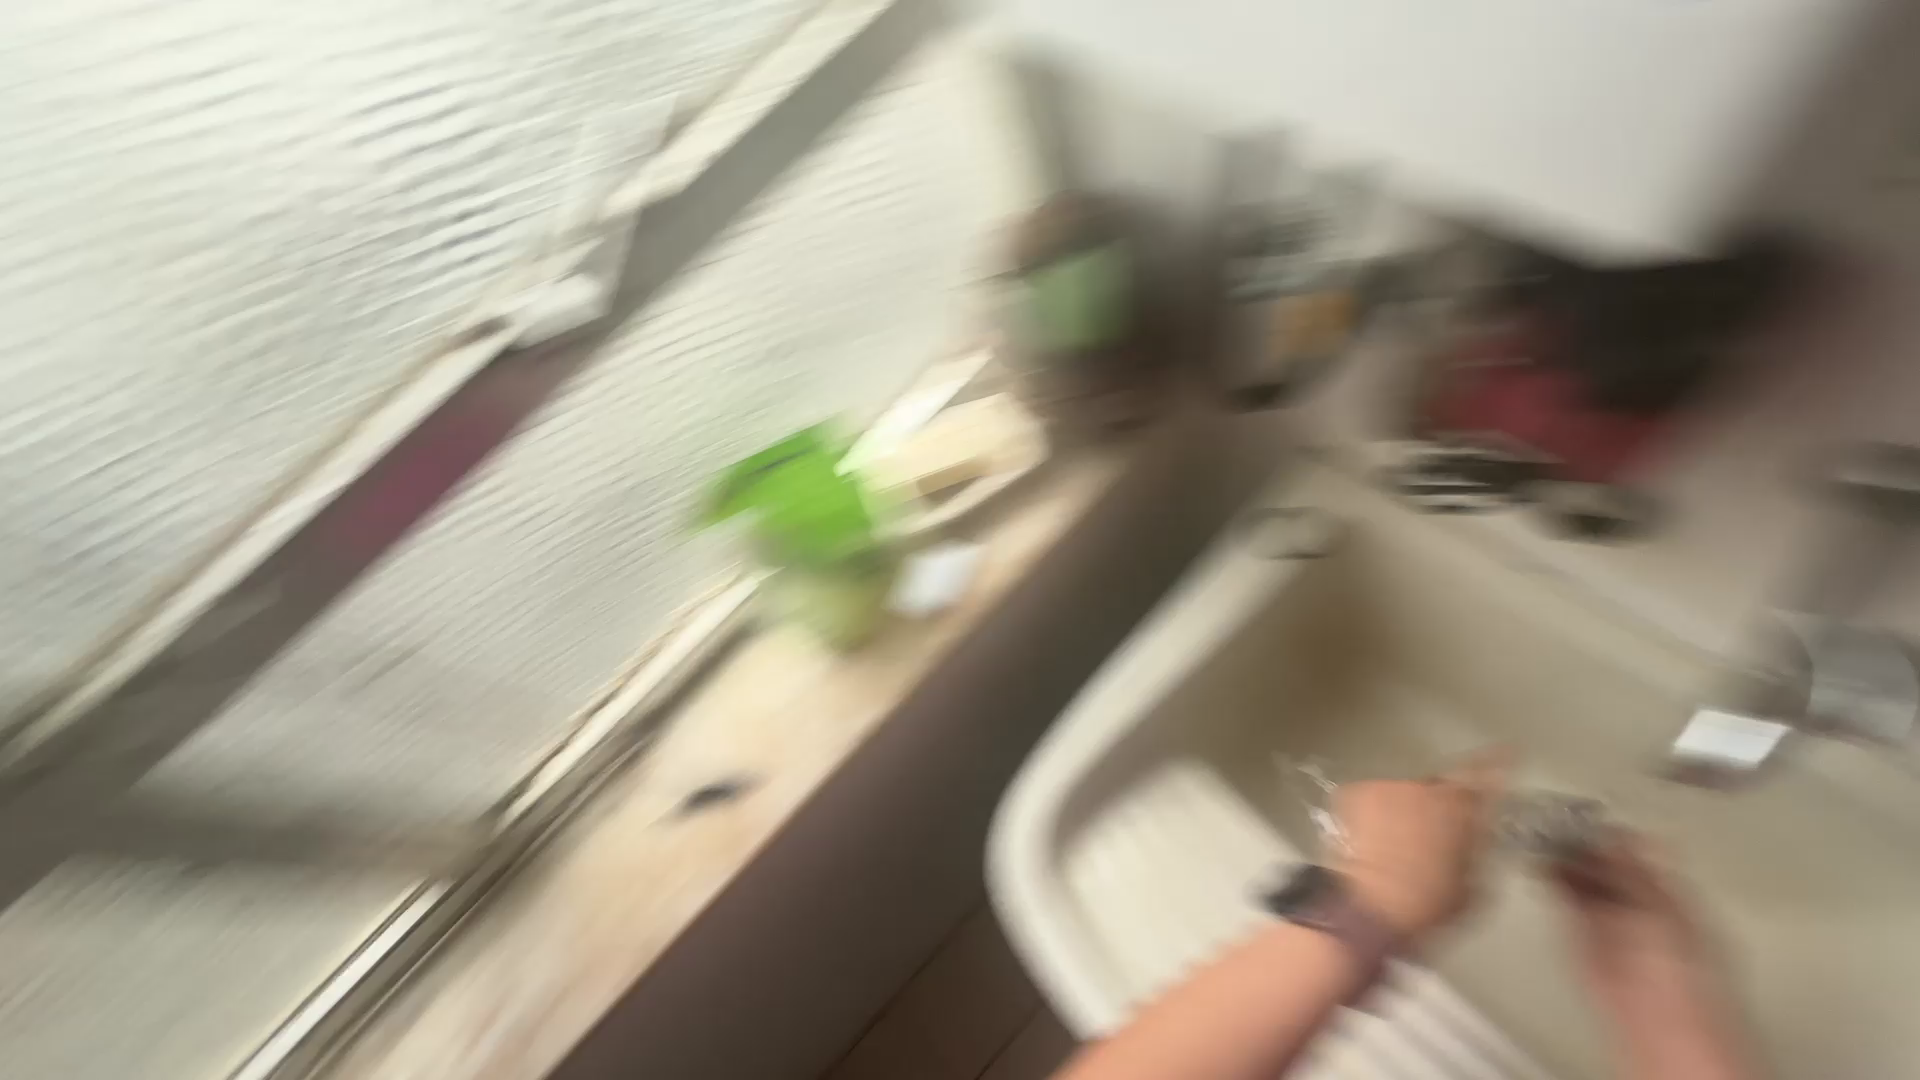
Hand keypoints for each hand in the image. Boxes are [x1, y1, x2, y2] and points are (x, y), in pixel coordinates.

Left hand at [1332, 750, 1508, 942]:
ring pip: (1400, 794)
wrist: (1375, 904)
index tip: (1507, 750)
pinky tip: (1368, 838)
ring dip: (1401, 809)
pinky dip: (1370, 813)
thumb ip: (1478, 845)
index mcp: (1463, 809)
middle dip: (1436, 804)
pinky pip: (1369, 798)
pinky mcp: (1354, 791)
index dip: (1496, 764)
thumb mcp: (1475, 881)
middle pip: (1437, 788)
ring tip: (1392, 843)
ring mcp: (1386, 786)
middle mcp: (1426, 789)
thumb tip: (1478, 834)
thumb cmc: (1432, 903)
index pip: (1487, 775)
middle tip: (1427, 836)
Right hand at [1551, 836, 1756, 1078]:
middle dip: (1574, 834)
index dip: (1604, 824)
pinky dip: (1547, 874)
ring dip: (1556, 851)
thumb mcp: (1659, 913)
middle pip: (1603, 856)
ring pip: (1580, 872)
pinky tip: (1530, 858)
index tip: (1571, 805)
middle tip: (1540, 812)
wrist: (1664, 1032)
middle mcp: (1640, 899)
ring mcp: (1610, 916)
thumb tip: (1604, 828)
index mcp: (1671, 892)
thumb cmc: (1678, 973)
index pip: (1635, 846)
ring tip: (1528, 828)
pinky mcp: (1582, 931)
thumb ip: (1629, 871)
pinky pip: (1563, 894)